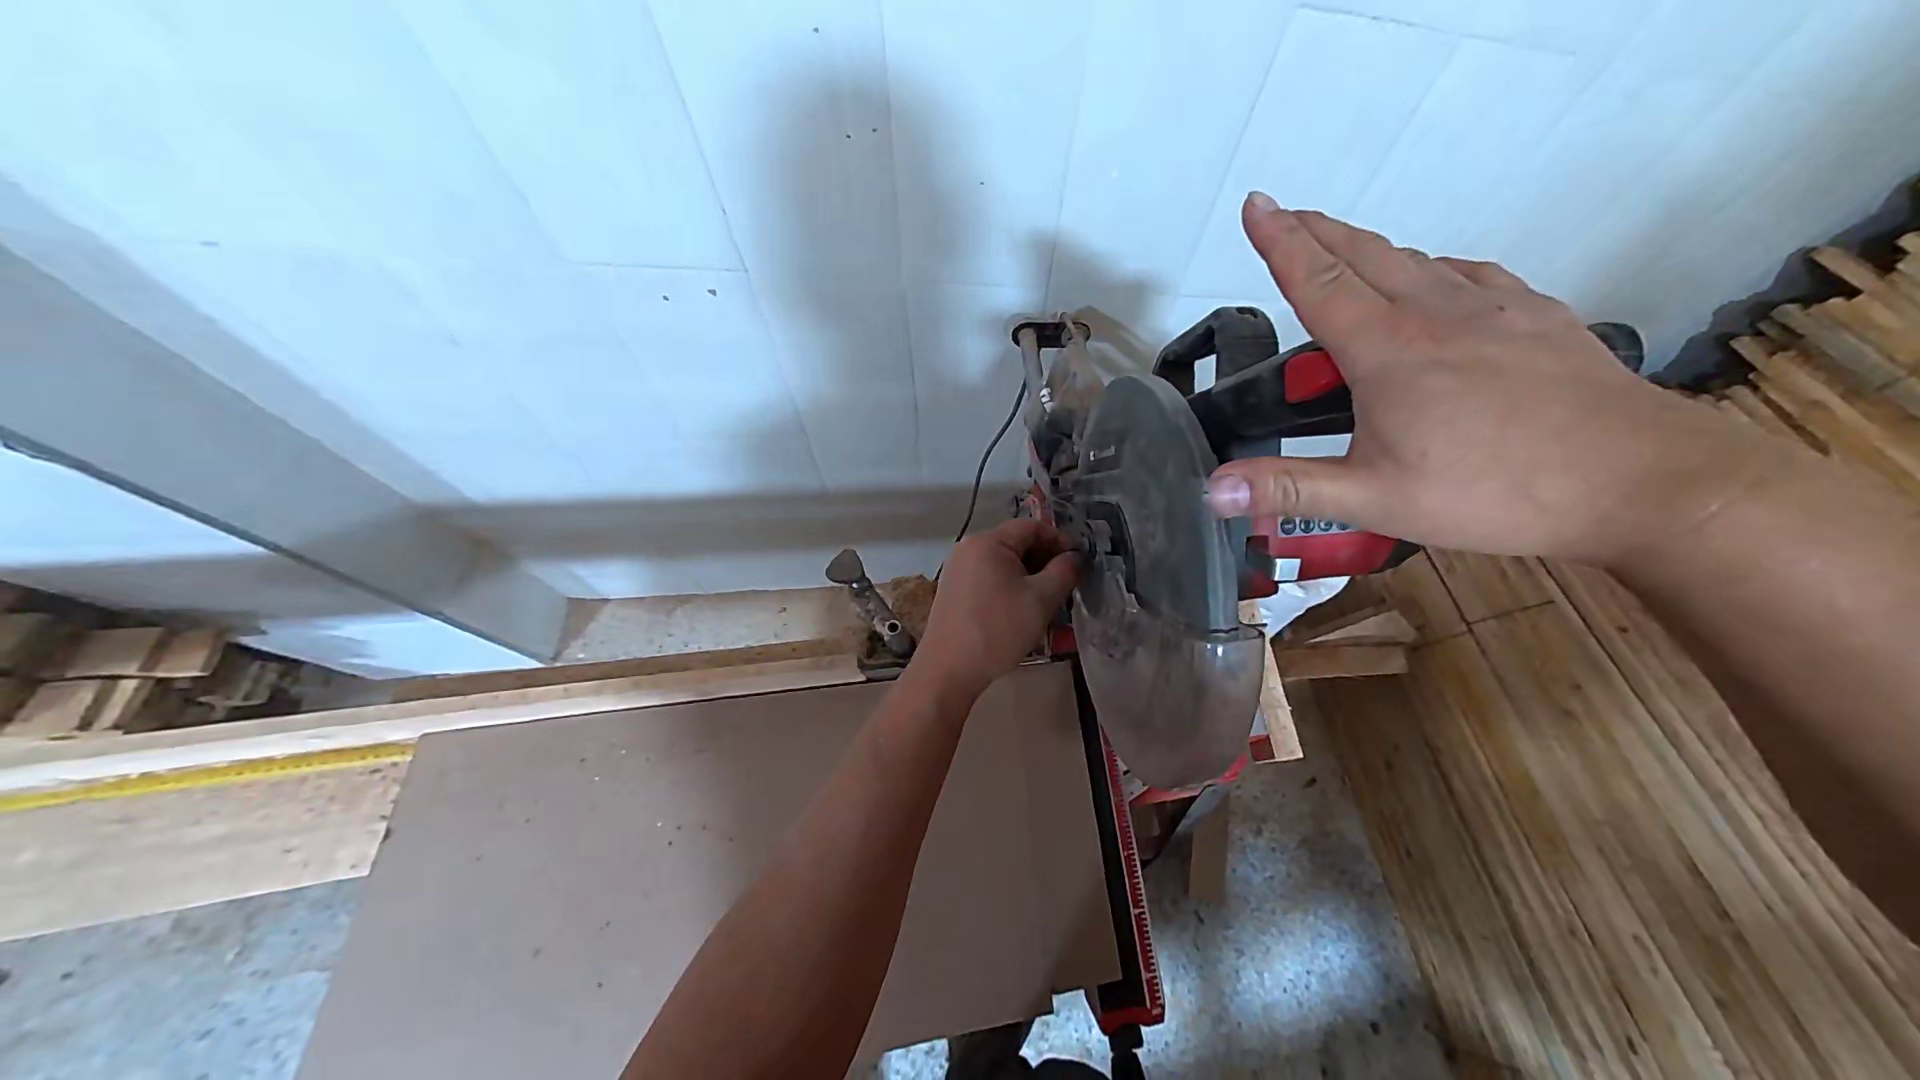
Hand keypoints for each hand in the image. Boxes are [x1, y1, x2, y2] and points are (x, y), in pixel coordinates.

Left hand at [915, 519, 1078, 696]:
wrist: (949, 669)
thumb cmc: (998, 630)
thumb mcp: (1040, 599)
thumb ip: (1064, 572)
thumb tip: (1075, 558)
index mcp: (988, 542)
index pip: (1031, 526)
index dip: (1059, 539)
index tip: (1079, 561)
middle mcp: (968, 549)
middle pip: (1016, 543)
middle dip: (1045, 559)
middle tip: (1067, 582)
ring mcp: (958, 570)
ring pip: (1004, 563)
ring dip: (1030, 575)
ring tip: (1049, 599)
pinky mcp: (955, 591)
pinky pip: (990, 578)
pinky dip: (1011, 586)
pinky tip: (1023, 609)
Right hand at [1203, 193, 1784, 564]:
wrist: (1641, 479)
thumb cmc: (1497, 491)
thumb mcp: (1376, 500)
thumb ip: (1289, 489)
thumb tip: (1210, 490)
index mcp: (1389, 351)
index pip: (1318, 281)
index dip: (1280, 242)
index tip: (1256, 204)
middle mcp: (1438, 314)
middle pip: (1365, 255)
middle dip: (1318, 230)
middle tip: (1285, 212)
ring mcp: (1496, 309)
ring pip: (1417, 260)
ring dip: (1370, 248)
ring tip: (1343, 249)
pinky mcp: (1540, 318)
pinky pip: (1471, 275)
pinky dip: (1434, 268)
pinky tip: (1437, 279)